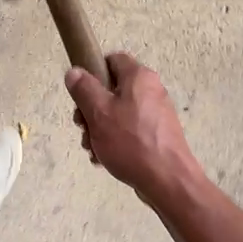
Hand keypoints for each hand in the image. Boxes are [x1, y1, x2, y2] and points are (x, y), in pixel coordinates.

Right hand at [65, 53, 205, 200]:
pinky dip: (115, 141)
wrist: (168, 181)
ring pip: (118, 113)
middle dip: (92, 110)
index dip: (92, 73)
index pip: (112, 60)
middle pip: (112, 90)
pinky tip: (105, 159)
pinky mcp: (158, 134)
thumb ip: (84, 89)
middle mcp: (151, 89)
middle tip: (83, 128)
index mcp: (139, 77)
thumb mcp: (99, 113)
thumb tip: (74, 71)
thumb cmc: (131, 141)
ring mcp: (156, 113)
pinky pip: (130, 130)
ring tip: (93, 149)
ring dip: (100, 129)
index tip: (80, 94)